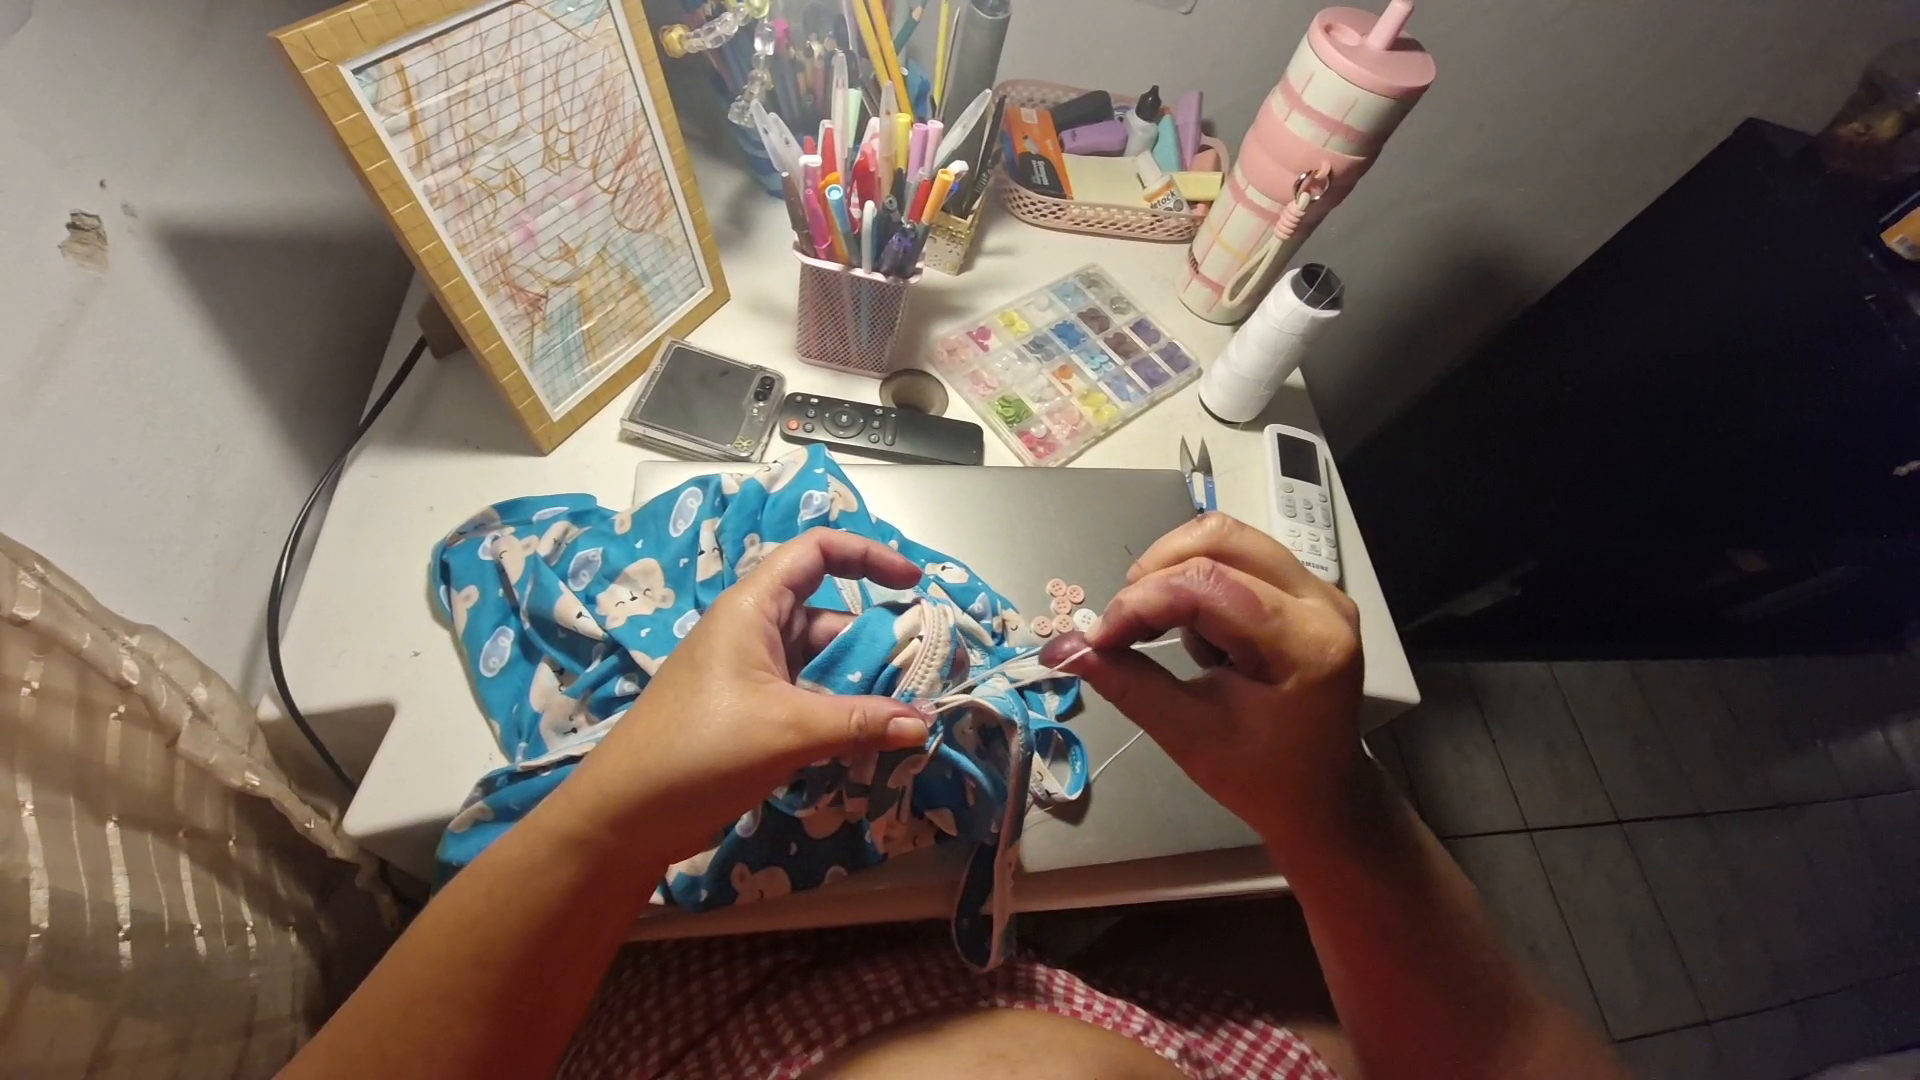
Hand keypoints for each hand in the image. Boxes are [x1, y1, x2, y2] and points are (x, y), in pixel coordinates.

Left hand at [560, 528, 929, 863]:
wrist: (624, 819)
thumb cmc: (698, 750)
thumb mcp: (786, 729)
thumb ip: (860, 721)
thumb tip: (925, 722)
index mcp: (755, 608)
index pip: (816, 552)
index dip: (868, 555)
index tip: (913, 585)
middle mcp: (758, 632)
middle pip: (833, 617)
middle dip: (880, 643)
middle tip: (927, 674)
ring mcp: (757, 675)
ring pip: (827, 665)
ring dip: (866, 687)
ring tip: (910, 715)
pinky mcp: (757, 714)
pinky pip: (814, 699)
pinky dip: (844, 714)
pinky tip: (873, 742)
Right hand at [1042, 513, 1364, 846]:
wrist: (1323, 798)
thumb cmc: (1261, 777)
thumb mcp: (1187, 736)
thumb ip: (1127, 683)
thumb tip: (1064, 649)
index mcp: (1305, 645)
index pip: (1207, 587)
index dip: (1140, 603)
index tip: (1100, 639)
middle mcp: (1320, 601)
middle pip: (1220, 538)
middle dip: (1156, 572)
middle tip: (1125, 621)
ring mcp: (1317, 590)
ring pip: (1226, 538)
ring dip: (1173, 572)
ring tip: (1156, 626)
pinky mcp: (1303, 590)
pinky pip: (1236, 556)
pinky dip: (1193, 579)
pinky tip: (1189, 628)